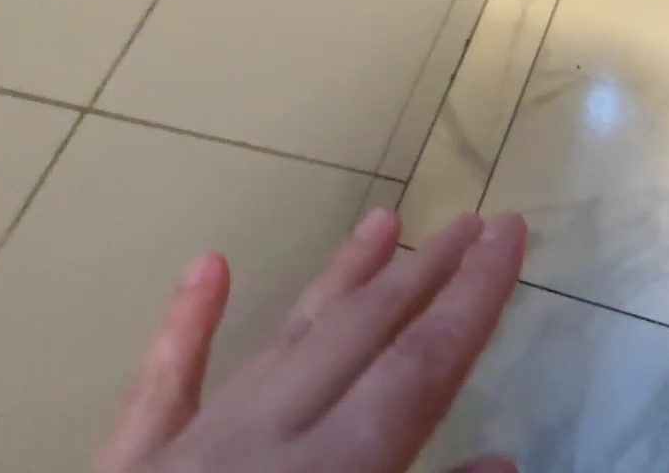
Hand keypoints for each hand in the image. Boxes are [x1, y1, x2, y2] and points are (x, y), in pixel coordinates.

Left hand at [96, 208, 525, 472]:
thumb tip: (503, 462)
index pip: (423, 364)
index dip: (476, 293)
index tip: (510, 230)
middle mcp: (260, 449)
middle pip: (363, 334)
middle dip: (427, 272)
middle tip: (472, 220)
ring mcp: (185, 457)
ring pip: (282, 340)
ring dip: (341, 276)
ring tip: (384, 219)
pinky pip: (158, 392)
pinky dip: (185, 329)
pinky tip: (209, 265)